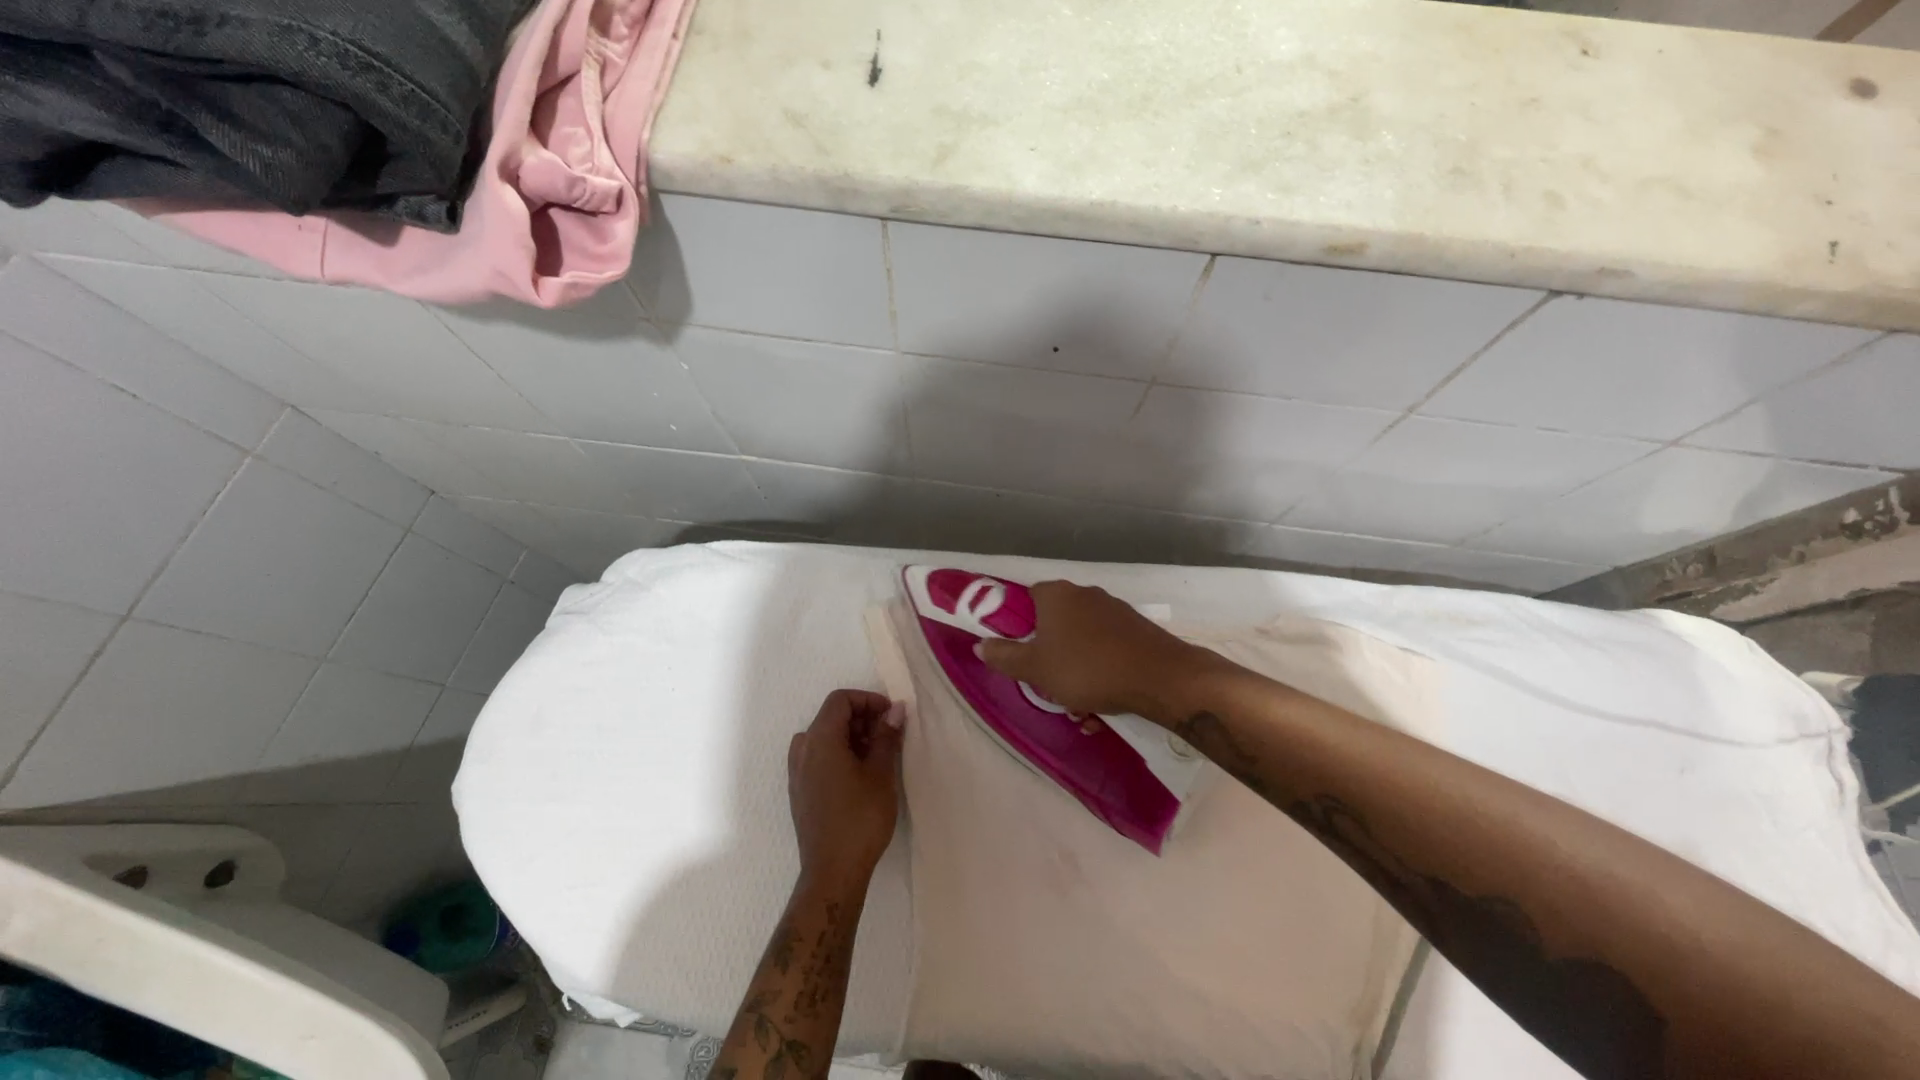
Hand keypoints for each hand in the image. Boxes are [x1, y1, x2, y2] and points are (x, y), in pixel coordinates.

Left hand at [787, 689, 903, 887]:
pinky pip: (817, 757)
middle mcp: (802, 750)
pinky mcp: (800, 791)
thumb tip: (895, 710)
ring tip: (877, 755)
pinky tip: (860, 775)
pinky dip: (838, 754)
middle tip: (889, 735)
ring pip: (823, 738)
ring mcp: (797, 772)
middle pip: (830, 717)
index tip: (891, 715)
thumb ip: (886, 736)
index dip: (868, 700)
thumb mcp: (880, 773)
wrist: (833, 870)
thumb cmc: (860, 817)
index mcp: (819, 739)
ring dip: (851, 737)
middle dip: (862, 718)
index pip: (840, 700)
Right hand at [978, 580, 1217, 724]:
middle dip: (1049, 651)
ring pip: (1081, 638)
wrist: (1159, 676)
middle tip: (1046, 681)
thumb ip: (1005, 656)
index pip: (1026, 599)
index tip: (1020, 653)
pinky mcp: (1135, 627)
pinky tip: (1103, 695)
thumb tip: (980, 644)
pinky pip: (1106, 647)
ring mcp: (1113, 609)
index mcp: (1055, 594)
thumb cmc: (1087, 668)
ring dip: (1075, 664)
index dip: (1018, 625)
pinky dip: (1100, 667)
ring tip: (1076, 699)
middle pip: (1054, 620)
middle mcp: (1084, 593)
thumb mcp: (1036, 668)